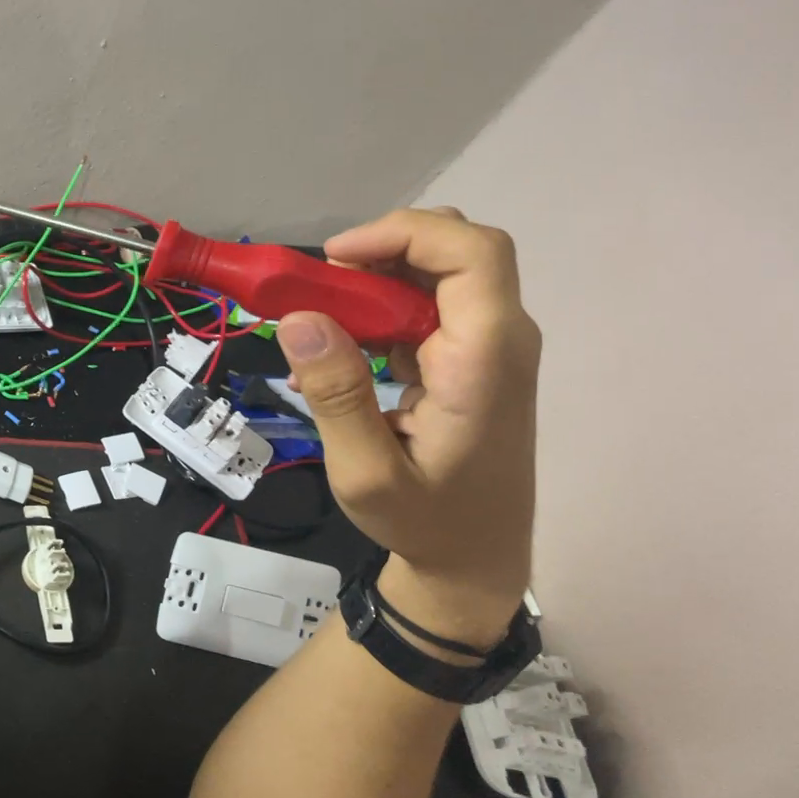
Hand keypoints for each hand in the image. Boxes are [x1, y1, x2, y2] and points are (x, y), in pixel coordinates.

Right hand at [275, 207, 541, 644]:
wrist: (473, 563)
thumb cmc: (425, 522)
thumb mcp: (365, 471)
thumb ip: (336, 393)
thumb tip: (299, 319)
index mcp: (484, 359)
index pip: (471, 254)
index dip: (402, 233)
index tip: (332, 257)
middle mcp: (499, 341)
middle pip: (458, 253)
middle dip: (382, 251)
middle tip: (316, 285)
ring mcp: (488, 352)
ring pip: (441, 278)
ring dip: (375, 281)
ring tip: (316, 315)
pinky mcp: (470, 366)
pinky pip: (428, 313)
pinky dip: (379, 311)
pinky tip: (339, 346)